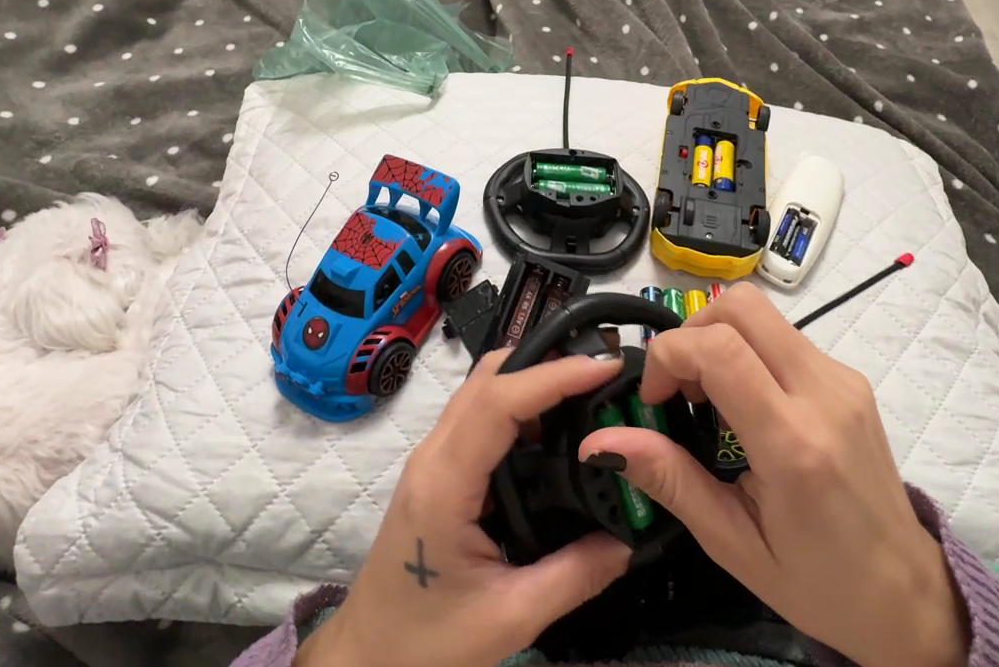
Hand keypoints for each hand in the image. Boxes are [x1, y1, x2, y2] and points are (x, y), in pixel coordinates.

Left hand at [297, 350, 631, 666]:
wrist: (368, 656)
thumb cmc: (427, 642)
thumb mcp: (511, 617)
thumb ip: (575, 575)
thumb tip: (630, 540)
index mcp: (444, 484)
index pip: (498, 402)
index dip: (553, 375)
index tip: (604, 366)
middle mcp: (433, 456)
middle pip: (487, 378)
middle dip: (546, 361)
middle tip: (604, 371)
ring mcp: (432, 459)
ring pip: (482, 390)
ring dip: (533, 379)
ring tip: (590, 391)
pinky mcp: (439, 469)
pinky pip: (480, 415)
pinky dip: (520, 403)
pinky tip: (556, 426)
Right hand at [579, 284, 969, 666]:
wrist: (909, 594)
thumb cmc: (817, 583)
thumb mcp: (731, 543)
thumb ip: (668, 478)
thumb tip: (600, 441)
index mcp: (794, 443)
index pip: (720, 349)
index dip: (670, 356)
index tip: (654, 399)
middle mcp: (824, 394)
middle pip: (742, 306)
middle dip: (691, 331)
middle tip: (678, 387)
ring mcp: (843, 379)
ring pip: (763, 314)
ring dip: (718, 339)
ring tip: (707, 400)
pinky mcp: (850, 378)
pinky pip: (784, 336)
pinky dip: (747, 351)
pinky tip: (742, 403)